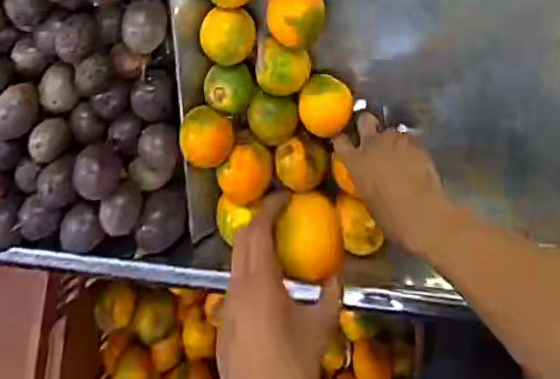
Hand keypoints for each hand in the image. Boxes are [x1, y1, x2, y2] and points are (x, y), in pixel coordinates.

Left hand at [220, 193, 341, 378]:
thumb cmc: (292, 364)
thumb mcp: (320, 329)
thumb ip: (329, 296)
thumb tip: (336, 275)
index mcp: (258, 280)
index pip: (258, 228)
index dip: (270, 207)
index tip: (285, 197)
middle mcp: (236, 287)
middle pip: (241, 240)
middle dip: (259, 222)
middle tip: (281, 217)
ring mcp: (226, 308)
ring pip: (235, 264)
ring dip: (253, 250)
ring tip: (276, 252)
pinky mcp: (223, 328)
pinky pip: (234, 289)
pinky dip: (249, 277)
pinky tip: (267, 293)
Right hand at [332, 113, 448, 251]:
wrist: (423, 214)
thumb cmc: (393, 219)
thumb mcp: (370, 201)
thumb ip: (367, 182)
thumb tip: (371, 181)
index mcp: (356, 162)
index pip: (340, 141)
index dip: (342, 139)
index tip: (344, 139)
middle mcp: (371, 144)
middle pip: (364, 120)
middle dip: (368, 123)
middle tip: (373, 134)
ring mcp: (394, 139)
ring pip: (390, 130)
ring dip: (392, 140)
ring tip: (400, 153)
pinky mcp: (414, 140)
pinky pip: (408, 138)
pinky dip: (410, 146)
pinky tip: (416, 159)